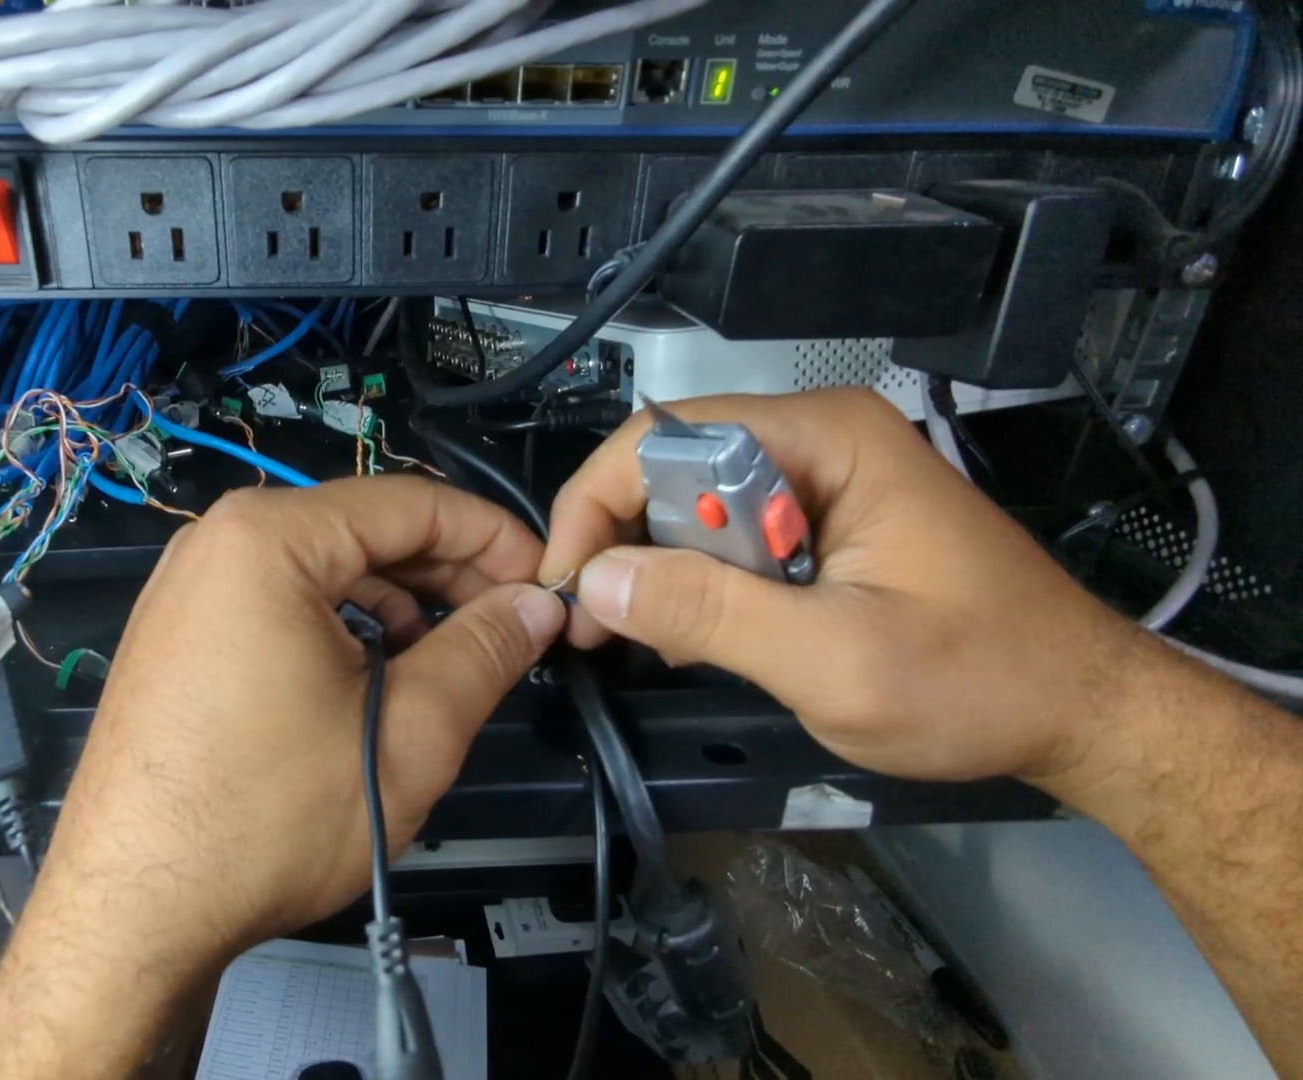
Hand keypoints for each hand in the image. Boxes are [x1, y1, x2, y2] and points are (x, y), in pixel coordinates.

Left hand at [36, 475, 564, 970]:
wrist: (130, 912)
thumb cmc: (266, 818)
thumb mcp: (407, 733)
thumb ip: (485, 651)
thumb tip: (536, 605)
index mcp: (268, 538)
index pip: (411, 503)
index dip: (493, 536)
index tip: (544, 580)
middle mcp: (218, 541)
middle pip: (363, 529)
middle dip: (448, 571)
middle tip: (510, 620)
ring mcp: (189, 586)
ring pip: (324, 566)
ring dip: (399, 599)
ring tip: (447, 653)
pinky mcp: (179, 631)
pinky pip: (280, 599)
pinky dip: (341, 621)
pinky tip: (375, 669)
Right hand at [539, 388, 1161, 783]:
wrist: (1081, 713)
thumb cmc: (981, 684)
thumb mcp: (836, 661)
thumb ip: (712, 614)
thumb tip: (596, 584)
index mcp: (822, 439)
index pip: (661, 440)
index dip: (596, 508)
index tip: (568, 589)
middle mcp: (808, 439)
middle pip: (663, 466)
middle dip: (616, 543)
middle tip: (593, 626)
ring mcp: (808, 477)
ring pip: (680, 503)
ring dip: (647, 569)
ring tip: (638, 637)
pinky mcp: (807, 518)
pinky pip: (713, 534)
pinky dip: (684, 581)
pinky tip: (688, 631)